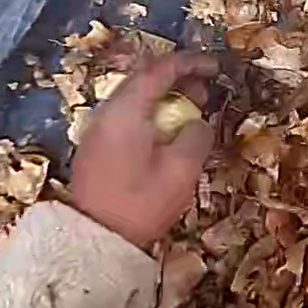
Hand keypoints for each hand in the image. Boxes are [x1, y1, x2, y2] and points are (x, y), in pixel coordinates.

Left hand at [67, 53, 217, 249]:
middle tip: (206, 91)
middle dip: (180, 77)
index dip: (192, 62)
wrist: (92, 244)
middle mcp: (108, 112)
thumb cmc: (140, 204)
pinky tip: (169, 130)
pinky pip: (128, 113)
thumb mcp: (182, 170)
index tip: (216, 67)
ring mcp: (98, 129)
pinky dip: (152, 111)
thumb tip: (198, 123)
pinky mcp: (97, 145)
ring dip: (166, 95)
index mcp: (127, 110)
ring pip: (136, 96)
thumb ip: (197, 135)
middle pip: (145, 78)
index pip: (161, 69)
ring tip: (192, 110)